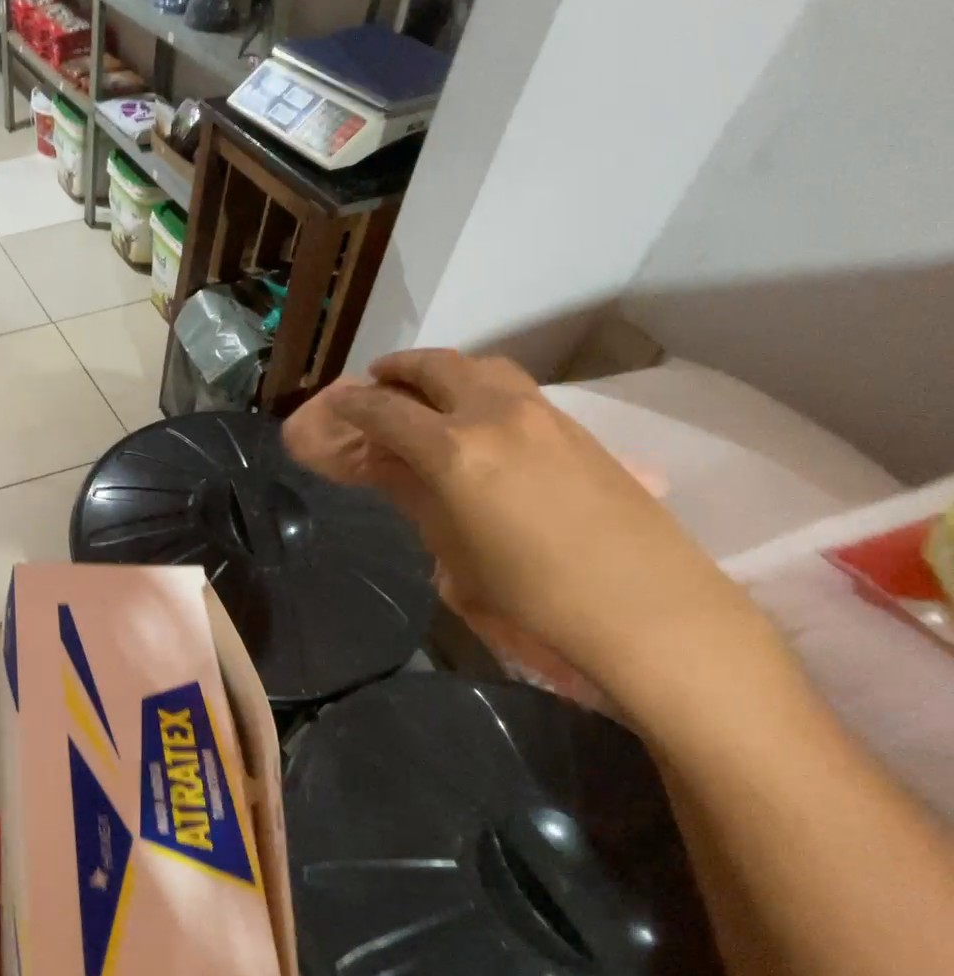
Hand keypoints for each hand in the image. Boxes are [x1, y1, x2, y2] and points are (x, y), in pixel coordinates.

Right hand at [284, 350, 760, 706]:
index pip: (385, 410)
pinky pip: (514, 389)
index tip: (332, 403)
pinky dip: (481, 388)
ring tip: (428, 392)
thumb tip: (384, 465)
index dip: (351, 404)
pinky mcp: (576, 429)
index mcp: (454, 449)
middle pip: (437, 367)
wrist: (645, 608)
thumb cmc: (530, 594)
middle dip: (399, 369)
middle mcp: (495, 416)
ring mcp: (543, 416)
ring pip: (483, 367)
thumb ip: (414, 495)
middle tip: (377, 382)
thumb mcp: (452, 550)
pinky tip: (477, 420)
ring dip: (446, 371)